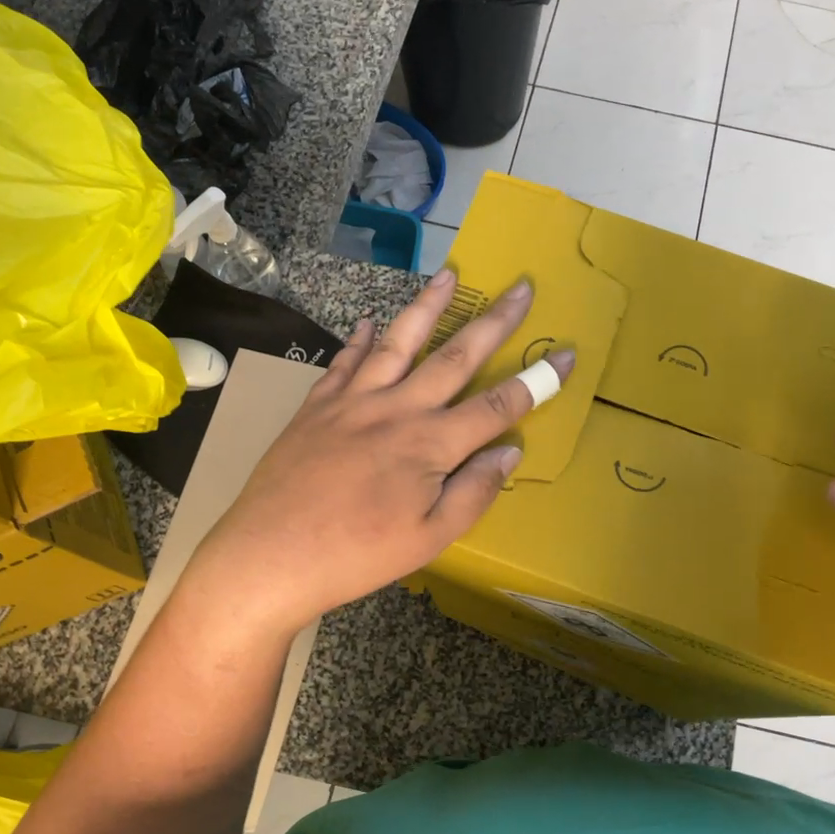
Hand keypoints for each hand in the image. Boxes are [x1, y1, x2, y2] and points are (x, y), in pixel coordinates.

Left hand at [187, 271, 574, 632]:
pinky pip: (345, 362)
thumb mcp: (429, 539)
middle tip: (520, 288)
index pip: (497, 406)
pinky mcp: (317, 408)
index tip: (565, 355)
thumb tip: (509, 453)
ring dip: (428, 307)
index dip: (536, 381)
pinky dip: (361, 340)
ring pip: (399, 343)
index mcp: (430, 445)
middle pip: (455, 357)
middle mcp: (396, 410)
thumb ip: (473, 492)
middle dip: (494, 322)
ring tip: (450, 276)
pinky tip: (371, 323)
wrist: (269, 555)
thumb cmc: (356, 556)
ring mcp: (353, 402)